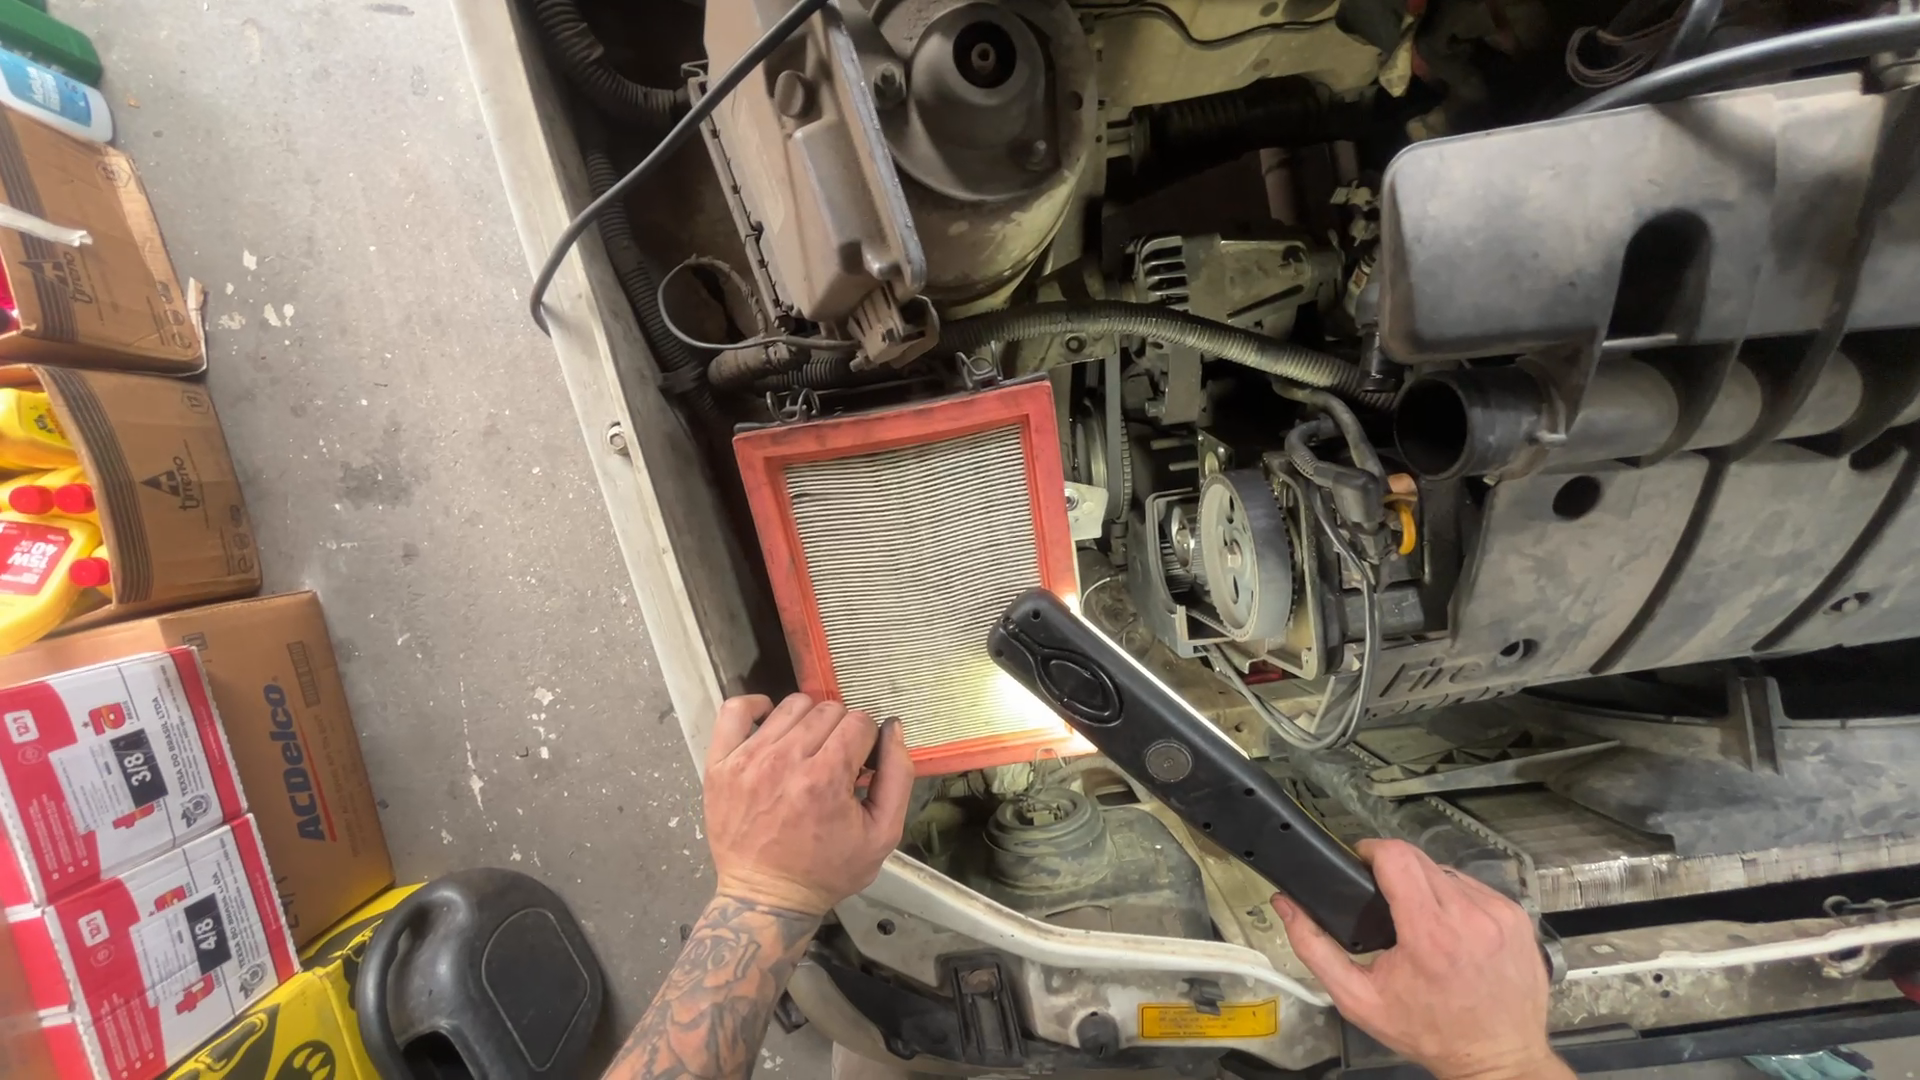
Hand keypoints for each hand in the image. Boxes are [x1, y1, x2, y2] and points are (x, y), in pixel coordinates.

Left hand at [703, 693, 911, 915]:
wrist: (767, 899)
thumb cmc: (827, 870)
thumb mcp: (883, 834)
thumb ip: (898, 775)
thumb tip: (893, 727)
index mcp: (825, 779)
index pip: (859, 722)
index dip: (866, 741)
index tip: (859, 765)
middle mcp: (784, 762)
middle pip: (828, 710)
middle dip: (840, 732)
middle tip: (834, 761)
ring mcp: (748, 760)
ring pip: (791, 705)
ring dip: (807, 723)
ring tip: (806, 752)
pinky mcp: (721, 764)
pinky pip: (735, 710)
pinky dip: (756, 708)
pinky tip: (771, 726)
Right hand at [1271, 839, 1568, 1079]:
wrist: (1500, 1064)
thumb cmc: (1429, 1033)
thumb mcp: (1358, 999)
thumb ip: (1313, 947)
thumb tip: (1286, 904)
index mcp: (1430, 935)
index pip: (1396, 856)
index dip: (1370, 851)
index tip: (1360, 864)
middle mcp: (1471, 918)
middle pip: (1417, 857)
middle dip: (1393, 868)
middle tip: (1382, 897)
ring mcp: (1499, 916)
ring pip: (1443, 869)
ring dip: (1424, 883)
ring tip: (1417, 917)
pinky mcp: (1517, 919)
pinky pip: (1471, 886)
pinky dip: (1453, 897)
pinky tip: (1448, 926)